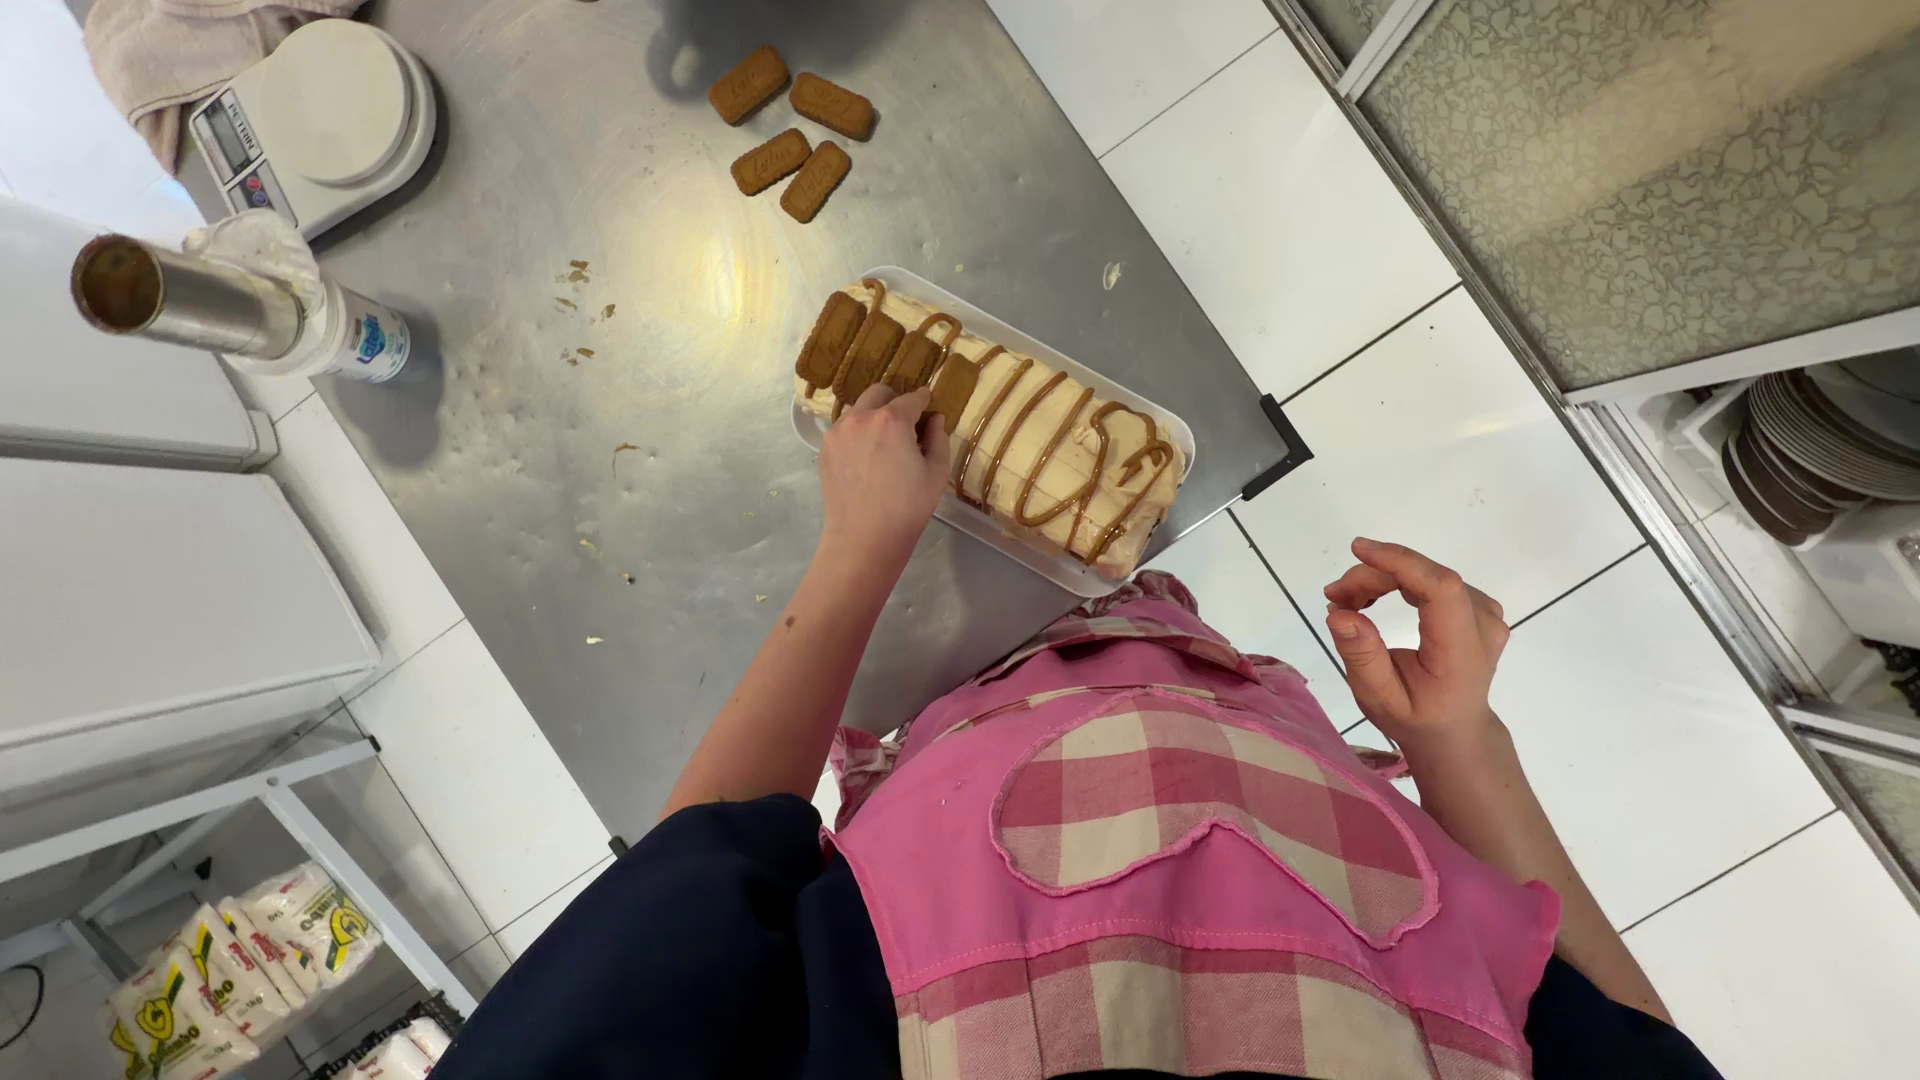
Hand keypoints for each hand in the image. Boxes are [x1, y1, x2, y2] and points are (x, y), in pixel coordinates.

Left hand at [817, 384, 950, 564]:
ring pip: (859, 410)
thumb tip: (935, 419)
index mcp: (891, 420)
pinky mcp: (825, 450)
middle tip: (907, 426)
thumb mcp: (936, 473)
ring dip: (874, 417)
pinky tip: (867, 461)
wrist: (864, 538)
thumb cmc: (907, 508)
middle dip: (895, 402)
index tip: (929, 406)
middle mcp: (860, 418)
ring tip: (885, 446)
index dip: (924, 401)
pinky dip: (858, 435)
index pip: (912, 398)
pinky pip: (845, 431)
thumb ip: (939, 438)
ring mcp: (837, 433)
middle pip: (879, 393)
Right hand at [1322, 538, 1508, 752]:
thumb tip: (1340, 613)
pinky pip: (1430, 579)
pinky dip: (1395, 581)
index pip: (1441, 589)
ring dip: (1380, 579)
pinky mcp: (1474, 607)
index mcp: (1461, 653)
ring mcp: (1484, 613)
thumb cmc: (1415, 717)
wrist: (1455, 730)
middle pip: (1426, 578)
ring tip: (1347, 602)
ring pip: (1424, 574)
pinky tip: (1372, 598)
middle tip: (1333, 597)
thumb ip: (1362, 656)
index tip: (1359, 550)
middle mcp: (1483, 625)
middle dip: (1372, 576)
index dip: (1400, 562)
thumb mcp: (1379, 698)